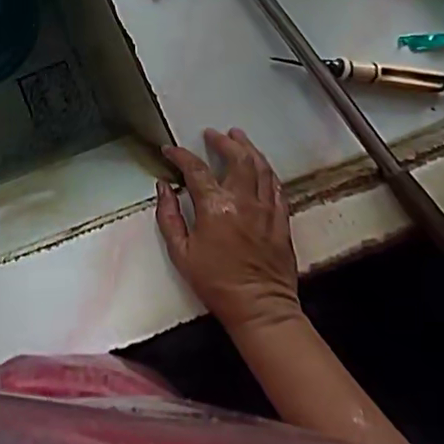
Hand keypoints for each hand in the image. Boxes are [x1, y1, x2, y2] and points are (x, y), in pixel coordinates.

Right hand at [156, 128, 299, 330]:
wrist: (260, 309)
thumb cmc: (216, 284)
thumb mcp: (181, 253)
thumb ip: (168, 216)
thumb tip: (163, 188)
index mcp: (215, 207)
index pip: (195, 169)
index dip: (180, 155)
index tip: (170, 151)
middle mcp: (243, 200)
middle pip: (237, 158)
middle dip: (223, 142)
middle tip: (212, 134)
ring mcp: (266, 208)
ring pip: (260, 167)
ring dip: (248, 148)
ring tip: (238, 137)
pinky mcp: (281, 220)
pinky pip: (275, 186)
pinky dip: (266, 171)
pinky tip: (260, 166)